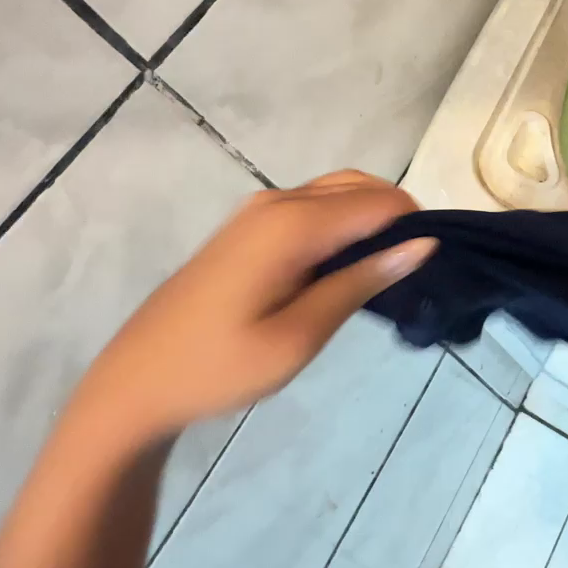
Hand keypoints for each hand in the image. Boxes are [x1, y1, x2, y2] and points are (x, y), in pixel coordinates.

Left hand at [78, 170, 435, 440]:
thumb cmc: (219, 367)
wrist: (136, 381)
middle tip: (412, 269)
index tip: (431, 264)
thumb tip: (422, 242)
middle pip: (360, 186)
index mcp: (292, 224)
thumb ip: (361, 283)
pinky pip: (314, 204)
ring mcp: (260, 209)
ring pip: (337, 190)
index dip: (414, 223)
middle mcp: (278, 201)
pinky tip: (345, 262)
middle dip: (396, 215)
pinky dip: (344, 219)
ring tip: (385, 267)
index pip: (378, 202)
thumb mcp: (299, 336)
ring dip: (370, 215)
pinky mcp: (251, 224)